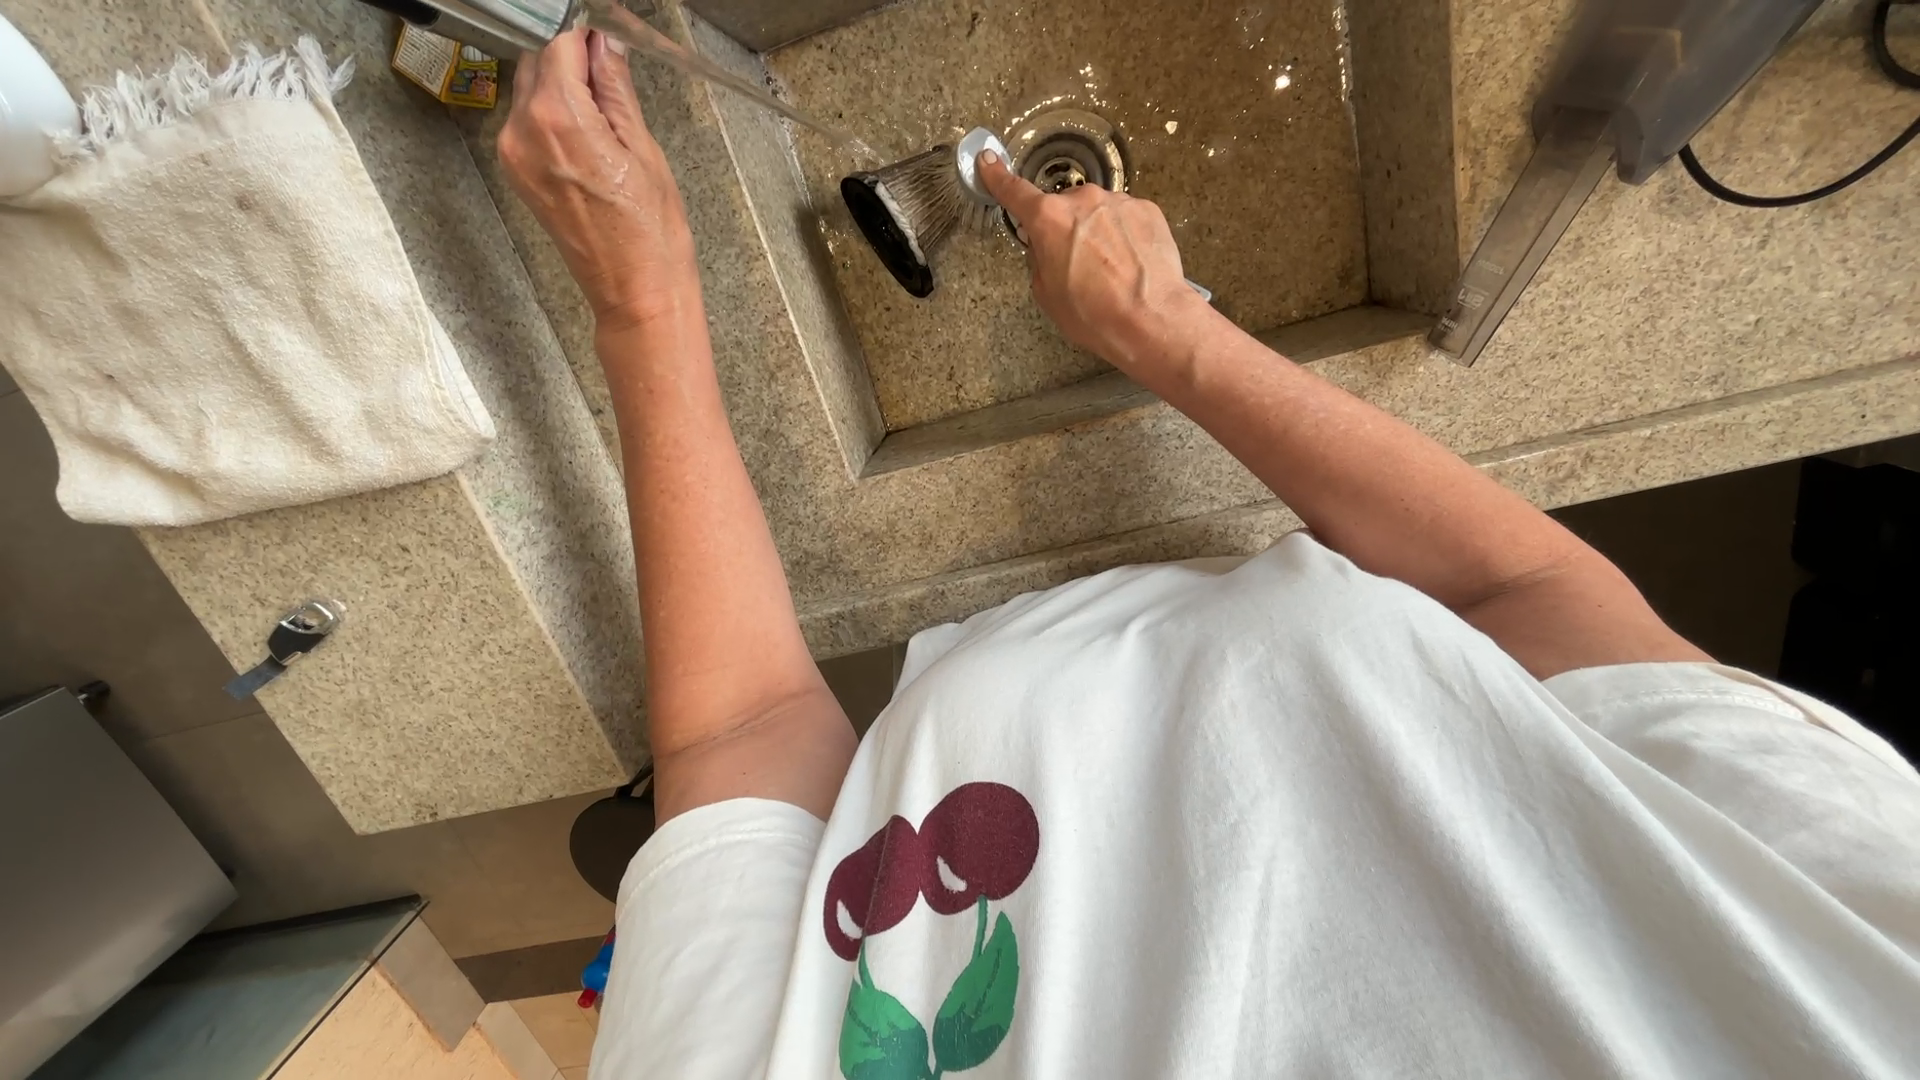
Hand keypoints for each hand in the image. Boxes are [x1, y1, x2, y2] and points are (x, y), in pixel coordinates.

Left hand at [498, 29, 696, 326]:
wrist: (638, 292)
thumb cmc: (652, 235)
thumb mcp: (645, 152)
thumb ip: (616, 93)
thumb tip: (606, 48)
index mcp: (560, 118)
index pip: (561, 46)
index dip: (587, 40)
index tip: (608, 43)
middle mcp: (524, 131)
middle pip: (538, 65)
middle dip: (573, 66)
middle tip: (614, 87)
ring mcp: (516, 156)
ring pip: (530, 94)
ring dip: (563, 94)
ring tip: (608, 127)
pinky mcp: (519, 176)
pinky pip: (529, 127)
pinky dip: (555, 122)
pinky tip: (591, 146)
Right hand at [978, 151, 1202, 368]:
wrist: (1149, 319)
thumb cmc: (1094, 314)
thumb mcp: (1048, 295)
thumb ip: (1039, 260)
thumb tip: (1046, 248)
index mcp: (1048, 220)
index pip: (1015, 192)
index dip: (998, 177)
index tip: (988, 162)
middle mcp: (1083, 200)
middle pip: (1063, 211)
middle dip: (1065, 234)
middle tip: (1076, 271)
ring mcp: (1117, 202)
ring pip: (1097, 215)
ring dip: (1097, 237)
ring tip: (1109, 275)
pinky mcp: (1146, 209)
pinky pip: (1124, 219)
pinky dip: (1124, 239)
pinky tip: (1129, 267)